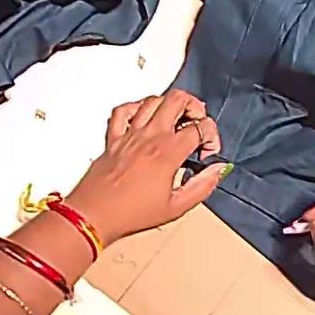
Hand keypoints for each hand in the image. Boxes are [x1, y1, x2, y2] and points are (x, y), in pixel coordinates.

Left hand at [66, 90, 228, 241]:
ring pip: (152, 99)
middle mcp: (149, 137)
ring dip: (169, 105)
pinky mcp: (113, 138)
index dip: (211, 136)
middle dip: (194, 107)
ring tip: (175, 118)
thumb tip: (218, 170)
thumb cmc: (131, 213)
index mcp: (168, 153)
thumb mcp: (176, 206)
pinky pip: (123, 110)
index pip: (200, 127)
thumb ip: (202, 185)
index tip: (207, 152)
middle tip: (196, 123)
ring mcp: (129, 134)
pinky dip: (136, 108)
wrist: (95, 215)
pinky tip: (143, 117)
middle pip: (177, 99)